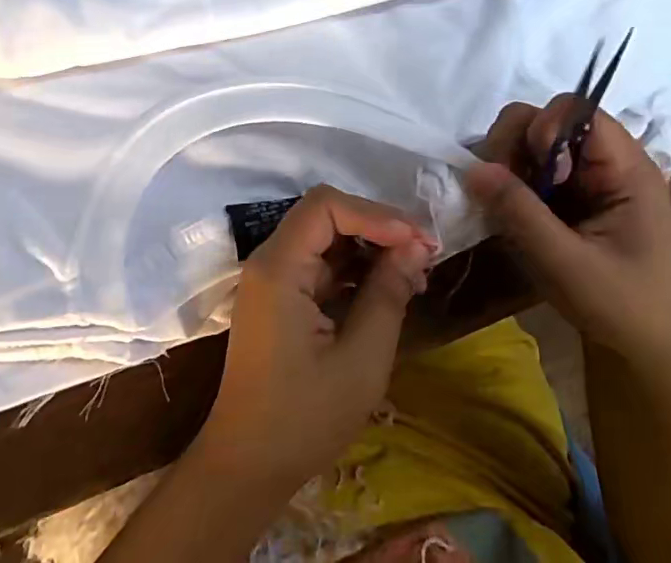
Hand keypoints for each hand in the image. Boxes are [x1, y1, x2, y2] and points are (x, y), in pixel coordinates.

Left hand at [191, 186, 436, 490]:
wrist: (247, 465)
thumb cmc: (304, 418)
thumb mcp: (361, 359)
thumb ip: (387, 295)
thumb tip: (414, 248)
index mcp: (279, 269)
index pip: (326, 206)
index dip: (375, 215)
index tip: (416, 242)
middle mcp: (270, 262)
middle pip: (325, 216)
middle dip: (377, 228)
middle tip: (423, 256)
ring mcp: (273, 280)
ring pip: (326, 239)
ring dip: (370, 249)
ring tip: (414, 276)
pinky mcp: (281, 299)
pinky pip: (321, 266)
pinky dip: (355, 271)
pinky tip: (388, 291)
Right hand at [464, 97, 670, 368]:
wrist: (647, 355)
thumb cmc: (621, 309)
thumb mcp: (567, 263)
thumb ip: (520, 212)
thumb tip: (472, 168)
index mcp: (627, 169)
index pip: (579, 111)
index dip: (543, 126)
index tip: (528, 168)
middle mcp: (609, 164)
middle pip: (551, 121)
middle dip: (517, 144)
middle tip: (502, 187)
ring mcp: (590, 182)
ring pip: (537, 144)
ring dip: (511, 165)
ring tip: (503, 204)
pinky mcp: (574, 200)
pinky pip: (536, 172)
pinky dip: (514, 183)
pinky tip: (508, 212)